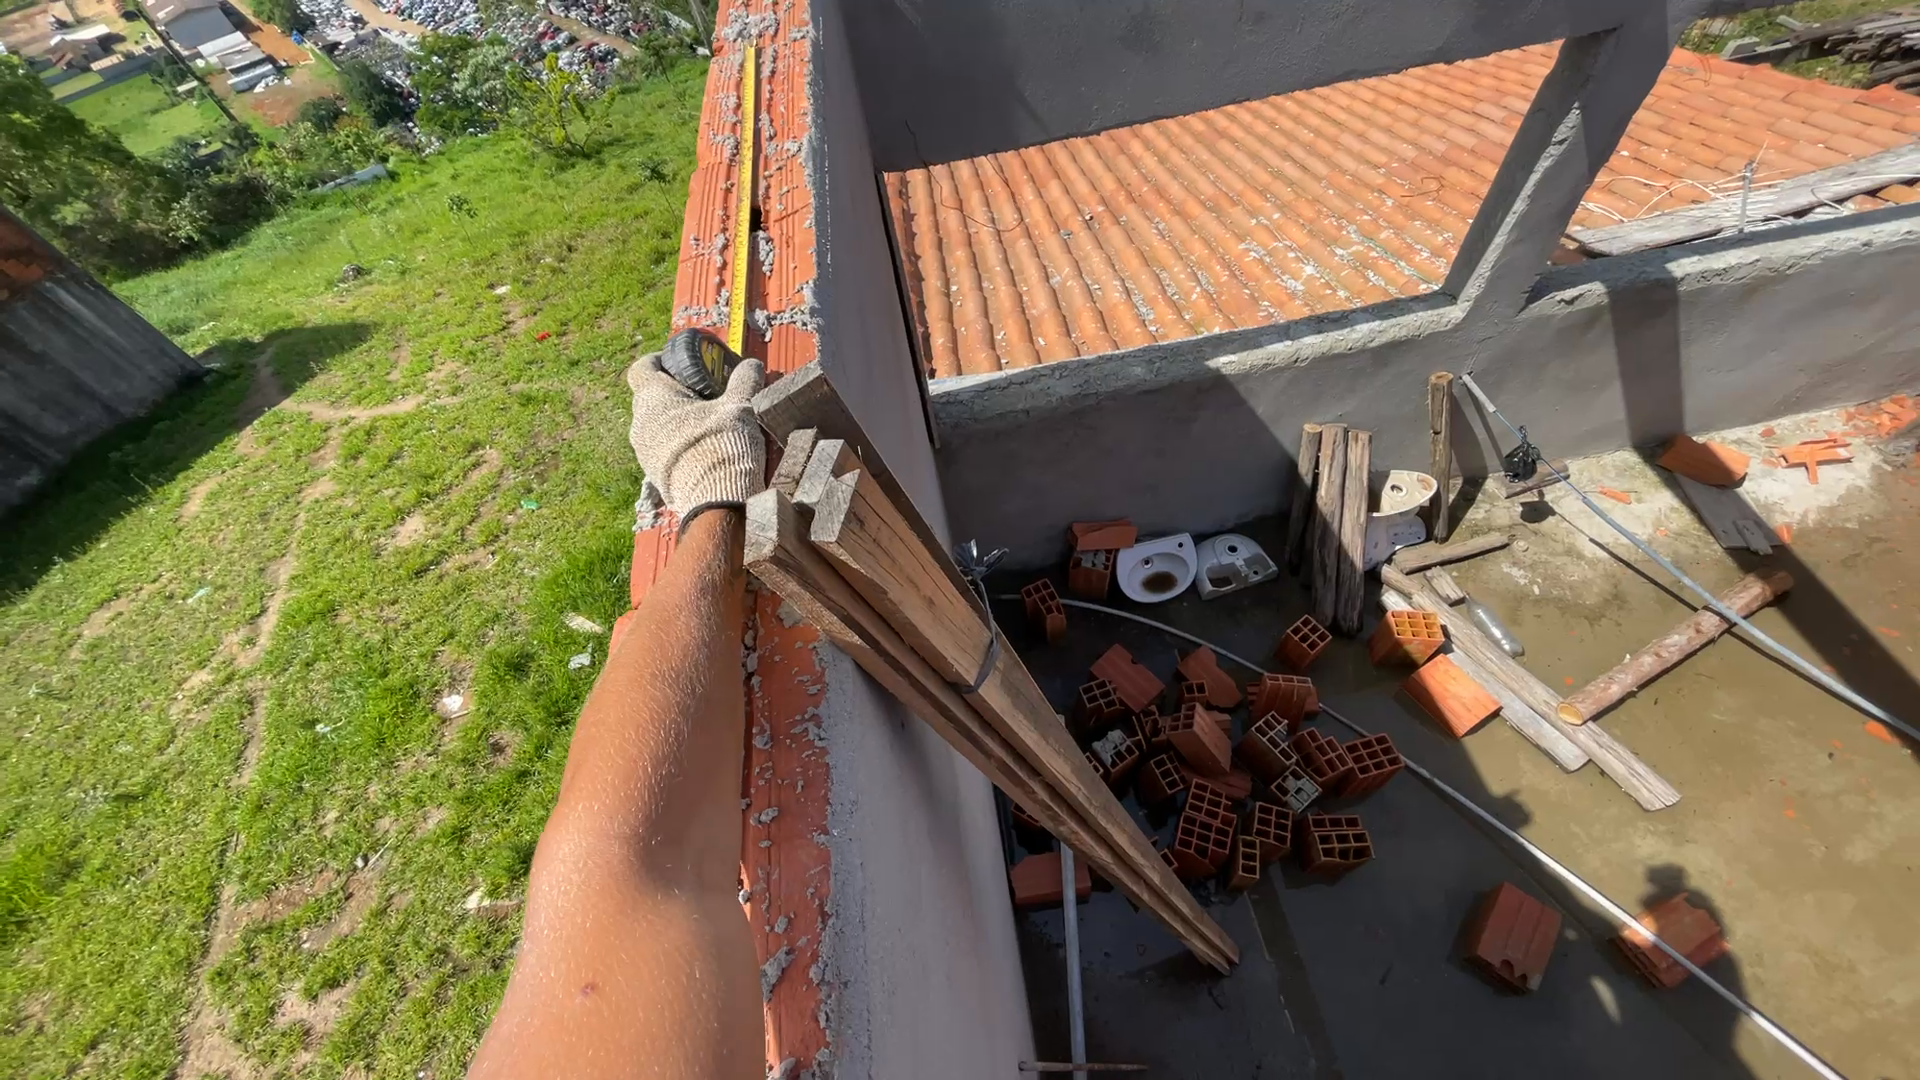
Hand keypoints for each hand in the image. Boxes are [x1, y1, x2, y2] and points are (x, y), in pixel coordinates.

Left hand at [626, 351, 766, 523]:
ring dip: (676, 421)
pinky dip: (679, 445)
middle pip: (650, 398)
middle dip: (674, 393)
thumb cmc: (722, 446)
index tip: (675, 360)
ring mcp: (644, 452)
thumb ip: (744, 382)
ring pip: (656, 426)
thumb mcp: (739, 407)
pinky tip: (704, 450)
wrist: (715, 501)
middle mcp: (640, 423)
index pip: (642, 368)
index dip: (657, 360)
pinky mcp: (654, 475)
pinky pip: (663, 451)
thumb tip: (752, 364)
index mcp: (653, 398)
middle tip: (702, 393)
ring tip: (706, 424)